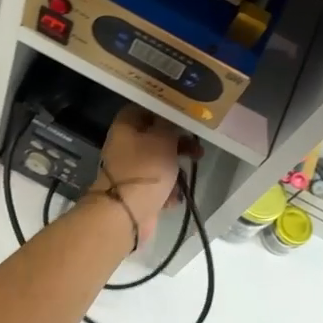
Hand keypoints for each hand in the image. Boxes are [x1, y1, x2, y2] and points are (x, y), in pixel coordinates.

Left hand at [91, 105, 197, 244]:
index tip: (186, 118)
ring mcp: (130, 170)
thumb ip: (170, 124)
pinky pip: (157, 185)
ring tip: (186, 177)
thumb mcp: (163, 138)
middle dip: (178, 144)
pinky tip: (174, 197)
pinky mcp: (136, 192)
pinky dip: (167, 190)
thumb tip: (171, 117)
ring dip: (175, 170)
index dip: (165, 111)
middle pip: (155, 137)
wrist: (126, 213)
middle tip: (197, 149)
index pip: (145, 108)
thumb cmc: (146, 168)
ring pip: (159, 162)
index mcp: (126, 126)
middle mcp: (124, 146)